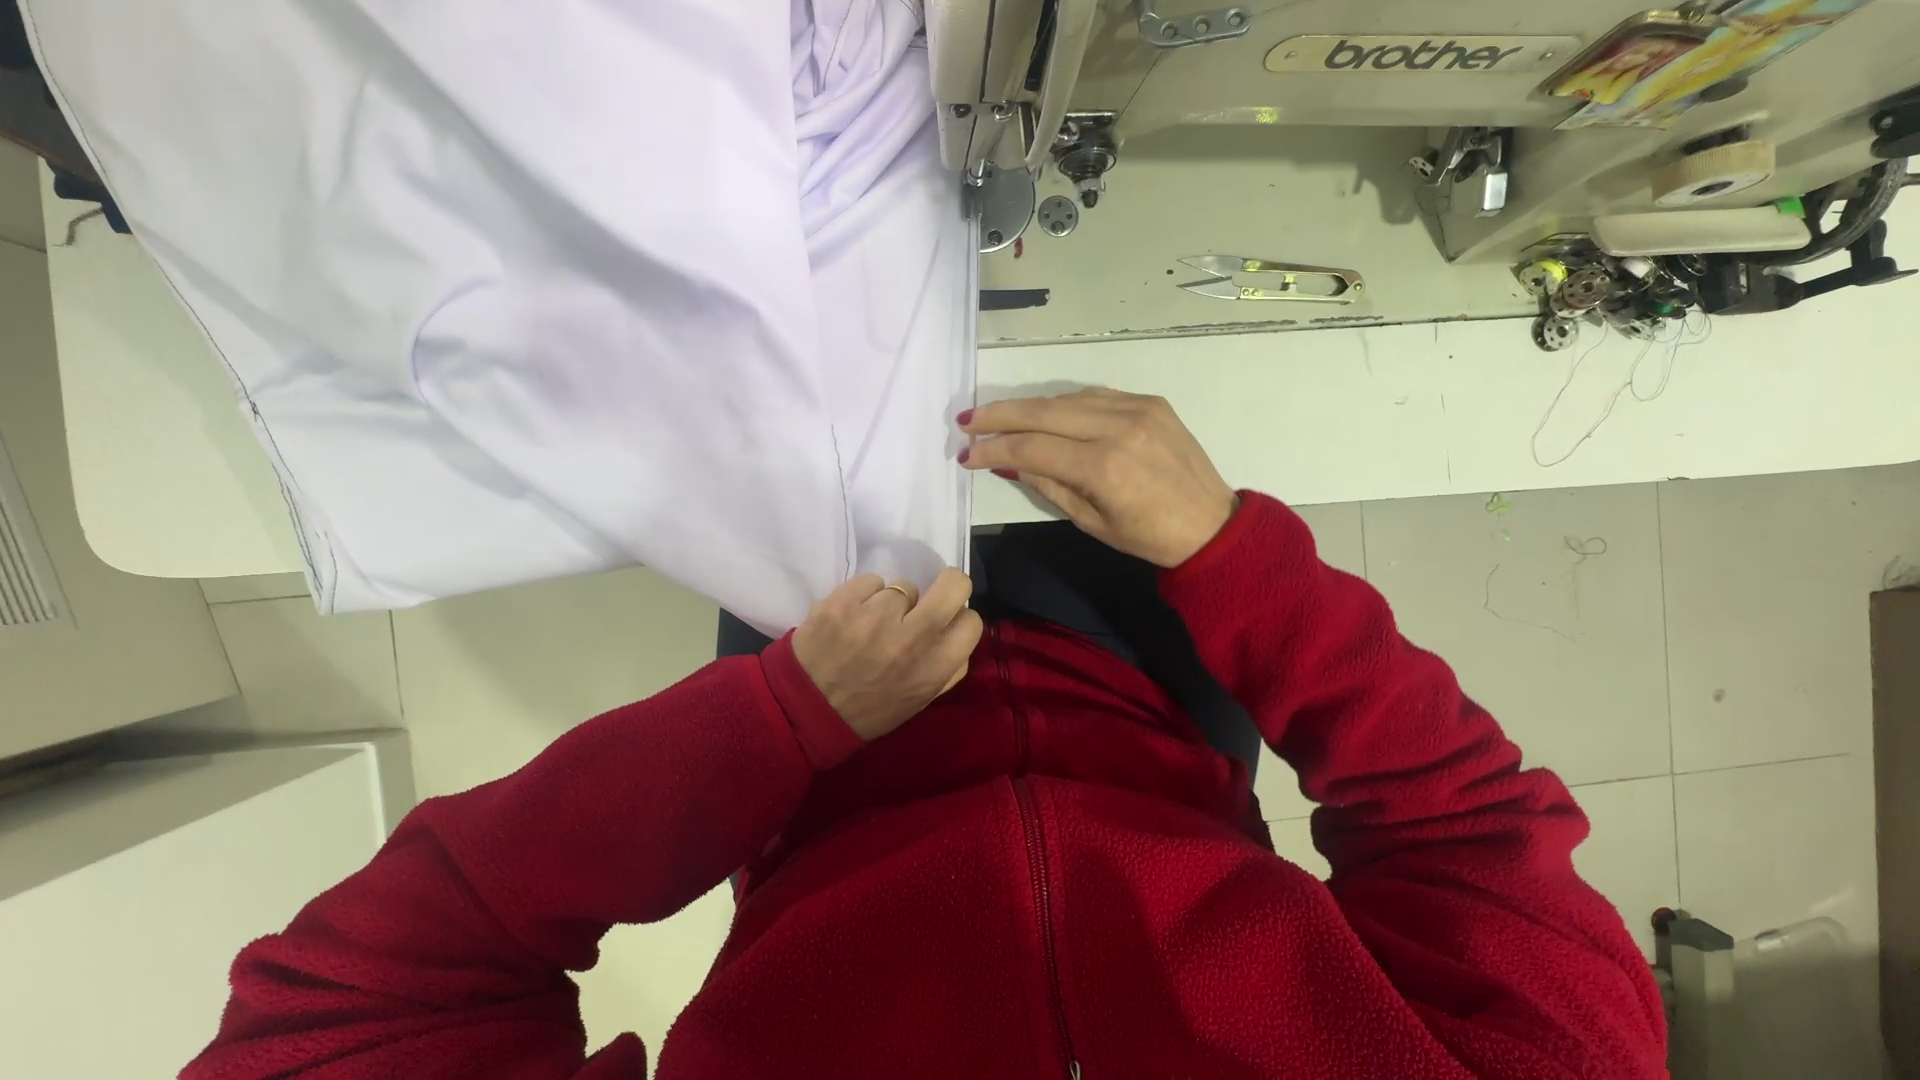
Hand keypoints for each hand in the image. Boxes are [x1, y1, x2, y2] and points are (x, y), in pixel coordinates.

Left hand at [790, 569, 983, 740]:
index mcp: (933, 669)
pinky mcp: (844, 601)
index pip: (972, 622)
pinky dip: (864, 595)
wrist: (804, 708)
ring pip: (903, 587)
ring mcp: (875, 617)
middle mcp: (911, 639)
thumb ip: (948, 668)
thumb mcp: (919, 700)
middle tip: (931, 596)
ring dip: (892, 602)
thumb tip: (960, 628)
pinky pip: (871, 581)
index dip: (960, 618)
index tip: (946, 623)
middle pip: (954, 585)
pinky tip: (851, 618)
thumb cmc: (868, 709)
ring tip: (872, 626)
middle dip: (949, 584)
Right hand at [959, 389, 1237, 567]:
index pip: (1032, 448)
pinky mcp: (1150, 401)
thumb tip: (1008, 462)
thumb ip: (1047, 485)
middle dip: (1000, 416)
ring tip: (997, 416)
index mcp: (1103, 468)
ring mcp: (1137, 409)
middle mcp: (1118, 428)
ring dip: (1028, 407)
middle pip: (1043, 412)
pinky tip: (1044, 413)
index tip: (967, 454)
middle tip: (967, 420)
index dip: (994, 449)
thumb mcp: (1090, 521)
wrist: (1211, 524)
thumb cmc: (1148, 537)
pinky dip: (1064, 403)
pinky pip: (1094, 396)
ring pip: (1066, 398)